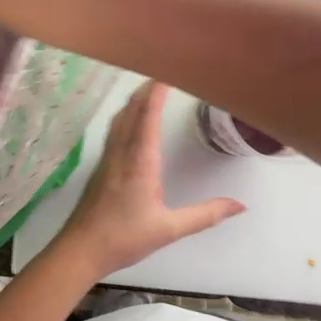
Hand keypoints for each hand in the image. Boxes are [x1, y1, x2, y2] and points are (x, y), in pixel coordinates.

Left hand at [50, 82, 246, 279]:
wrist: (80, 249)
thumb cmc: (124, 238)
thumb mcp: (170, 229)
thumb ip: (206, 215)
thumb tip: (240, 205)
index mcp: (139, 161)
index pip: (148, 115)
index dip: (158, 90)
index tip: (169, 70)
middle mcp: (121, 152)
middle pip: (131, 110)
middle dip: (147, 88)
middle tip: (164, 70)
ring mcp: (107, 158)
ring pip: (120, 119)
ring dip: (134, 101)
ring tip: (150, 89)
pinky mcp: (100, 167)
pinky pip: (114, 131)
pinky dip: (125, 116)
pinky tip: (130, 121)